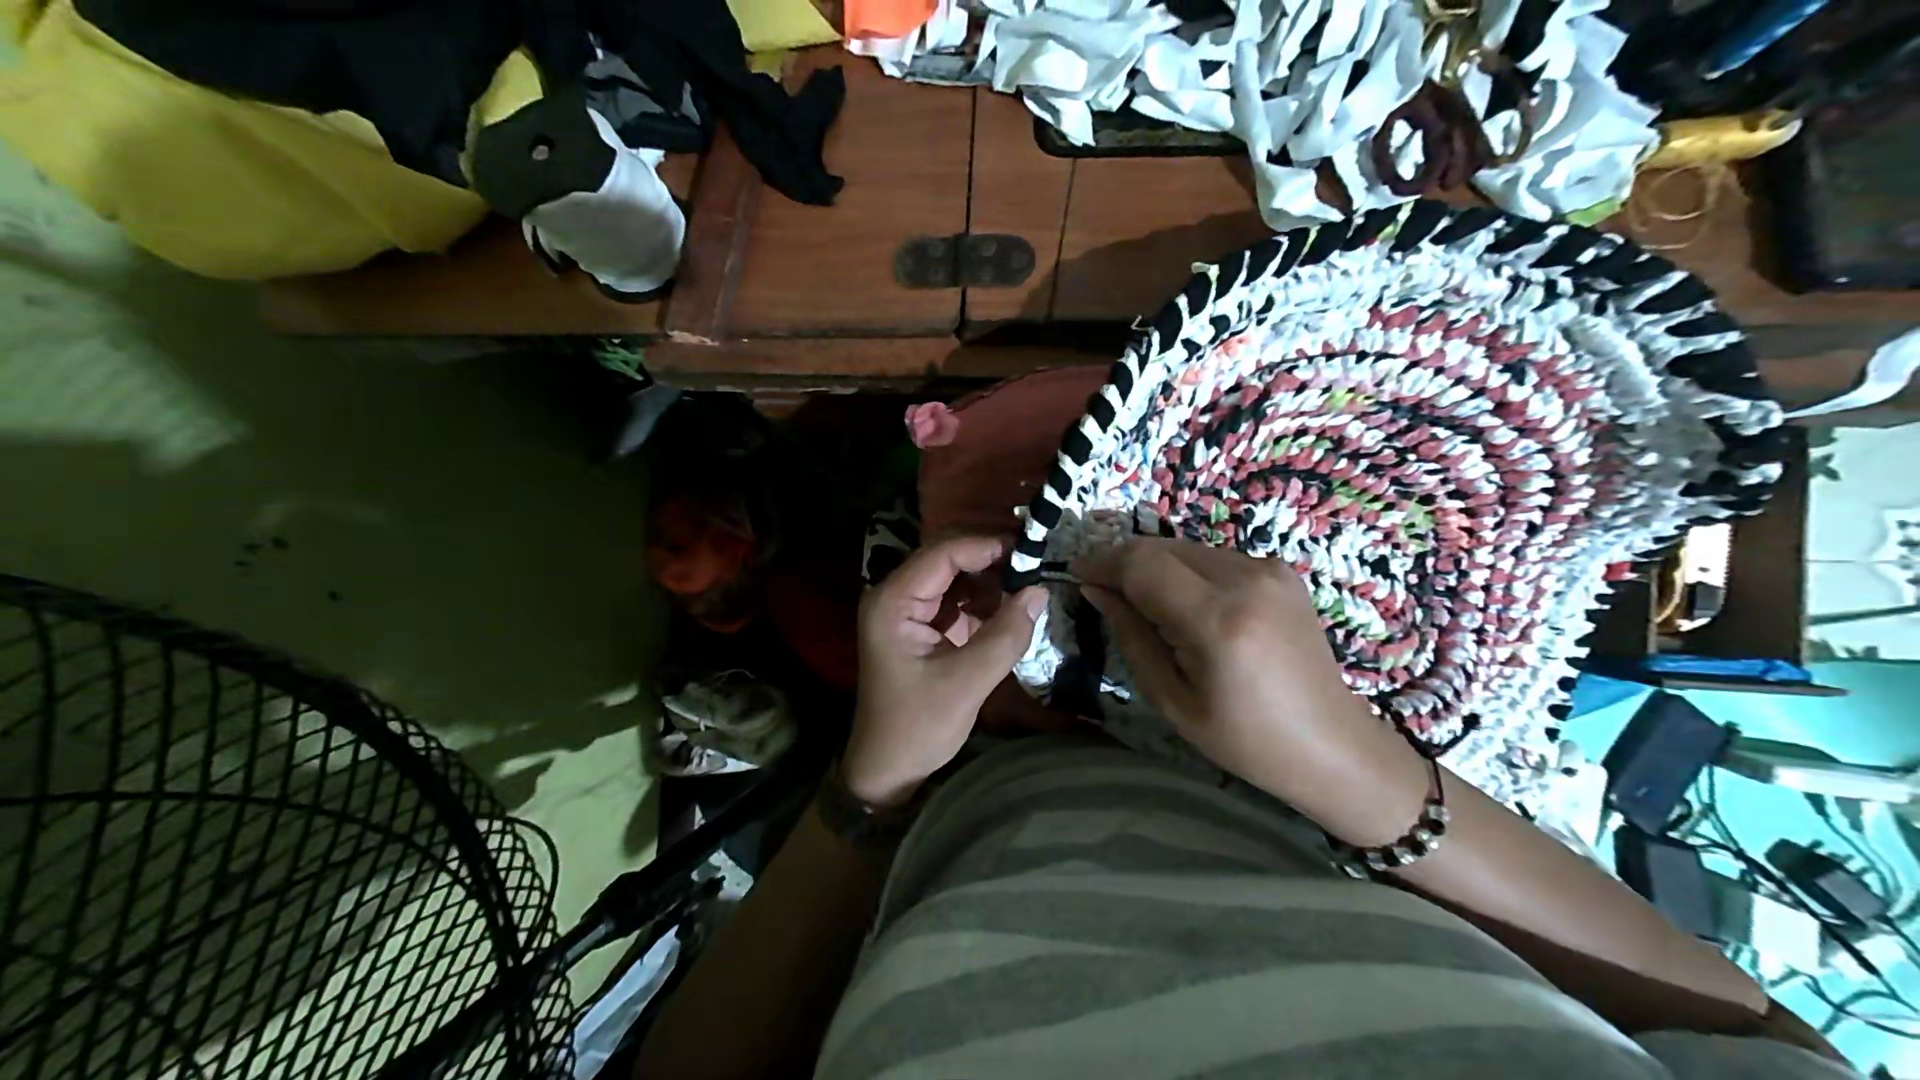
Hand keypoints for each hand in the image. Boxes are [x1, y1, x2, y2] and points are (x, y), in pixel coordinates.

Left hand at [846, 536, 1047, 806]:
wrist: (887, 769)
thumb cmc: (917, 727)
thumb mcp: (966, 683)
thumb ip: (1004, 635)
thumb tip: (1040, 591)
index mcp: (892, 602)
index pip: (942, 554)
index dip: (986, 547)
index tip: (1030, 551)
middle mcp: (894, 596)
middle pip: (947, 559)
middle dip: (991, 561)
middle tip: (1035, 567)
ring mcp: (907, 611)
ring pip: (955, 578)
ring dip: (990, 580)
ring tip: (1029, 587)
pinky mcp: (921, 627)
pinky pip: (956, 601)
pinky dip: (983, 602)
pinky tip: (1010, 609)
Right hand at [1074, 538, 1422, 825]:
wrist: (1332, 744)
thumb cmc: (1245, 739)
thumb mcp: (1171, 698)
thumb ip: (1131, 634)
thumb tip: (1095, 588)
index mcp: (1218, 622)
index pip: (1142, 565)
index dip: (1102, 564)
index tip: (1076, 574)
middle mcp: (1247, 580)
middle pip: (1161, 547)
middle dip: (1123, 562)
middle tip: (1101, 589)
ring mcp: (1269, 570)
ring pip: (1185, 547)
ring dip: (1154, 566)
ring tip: (1142, 602)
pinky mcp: (1280, 570)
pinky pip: (1213, 556)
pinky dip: (1185, 571)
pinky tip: (1184, 604)